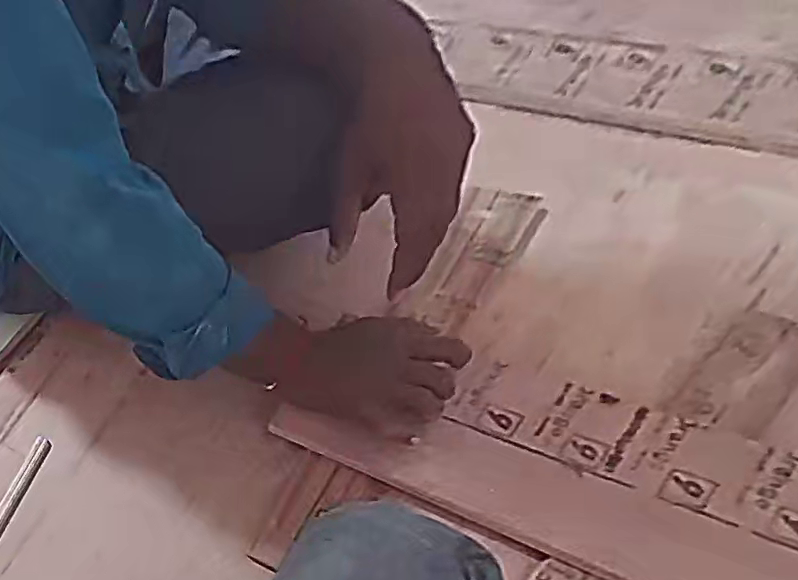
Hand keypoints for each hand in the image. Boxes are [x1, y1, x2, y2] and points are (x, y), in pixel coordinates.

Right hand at [254, 316, 469, 439]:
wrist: (296, 361)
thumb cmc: (328, 342)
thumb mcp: (372, 325)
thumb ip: (403, 331)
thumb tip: (429, 337)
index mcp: (402, 340)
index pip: (449, 350)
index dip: (457, 360)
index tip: (452, 367)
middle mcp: (400, 363)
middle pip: (442, 380)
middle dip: (444, 390)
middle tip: (435, 395)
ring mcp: (384, 388)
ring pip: (427, 403)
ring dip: (430, 411)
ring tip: (424, 415)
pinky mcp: (367, 409)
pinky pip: (396, 425)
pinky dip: (407, 433)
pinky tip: (409, 437)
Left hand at [328, 27, 473, 297]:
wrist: (394, 66)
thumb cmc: (365, 124)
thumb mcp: (345, 177)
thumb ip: (342, 221)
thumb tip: (336, 259)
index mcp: (417, 181)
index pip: (416, 237)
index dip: (406, 269)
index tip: (394, 294)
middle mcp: (446, 168)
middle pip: (437, 226)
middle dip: (421, 258)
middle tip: (404, 285)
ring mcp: (459, 151)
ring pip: (449, 207)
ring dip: (431, 237)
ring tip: (413, 262)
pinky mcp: (462, 139)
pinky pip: (453, 186)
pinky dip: (439, 211)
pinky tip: (424, 224)